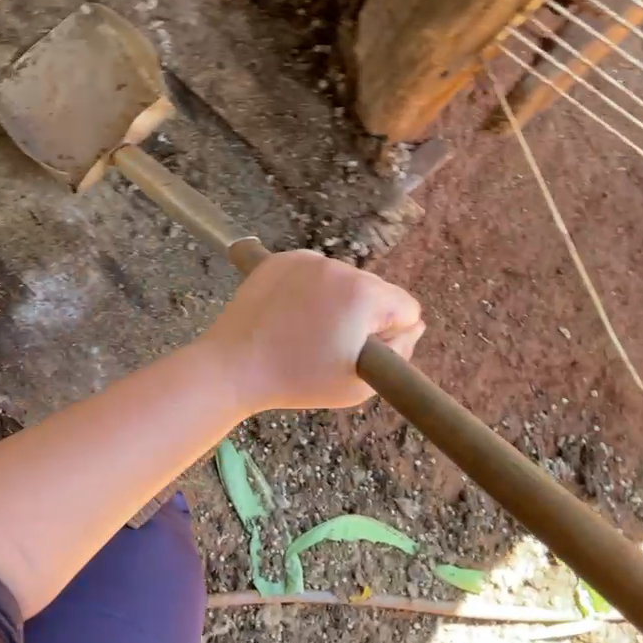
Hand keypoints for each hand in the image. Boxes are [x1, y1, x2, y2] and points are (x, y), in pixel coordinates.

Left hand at [197, 250, 424, 412]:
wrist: (231, 368)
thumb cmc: (296, 380)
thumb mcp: (360, 382)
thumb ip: (400, 352)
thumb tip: (411, 326)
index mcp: (364, 294)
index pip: (406, 308)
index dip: (388, 336)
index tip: (356, 352)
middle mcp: (337, 267)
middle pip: (374, 291)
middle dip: (361, 316)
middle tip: (325, 344)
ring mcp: (304, 260)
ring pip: (342, 281)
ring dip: (334, 301)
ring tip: (303, 332)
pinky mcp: (278, 261)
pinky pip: (311, 273)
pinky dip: (307, 290)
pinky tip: (289, 315)